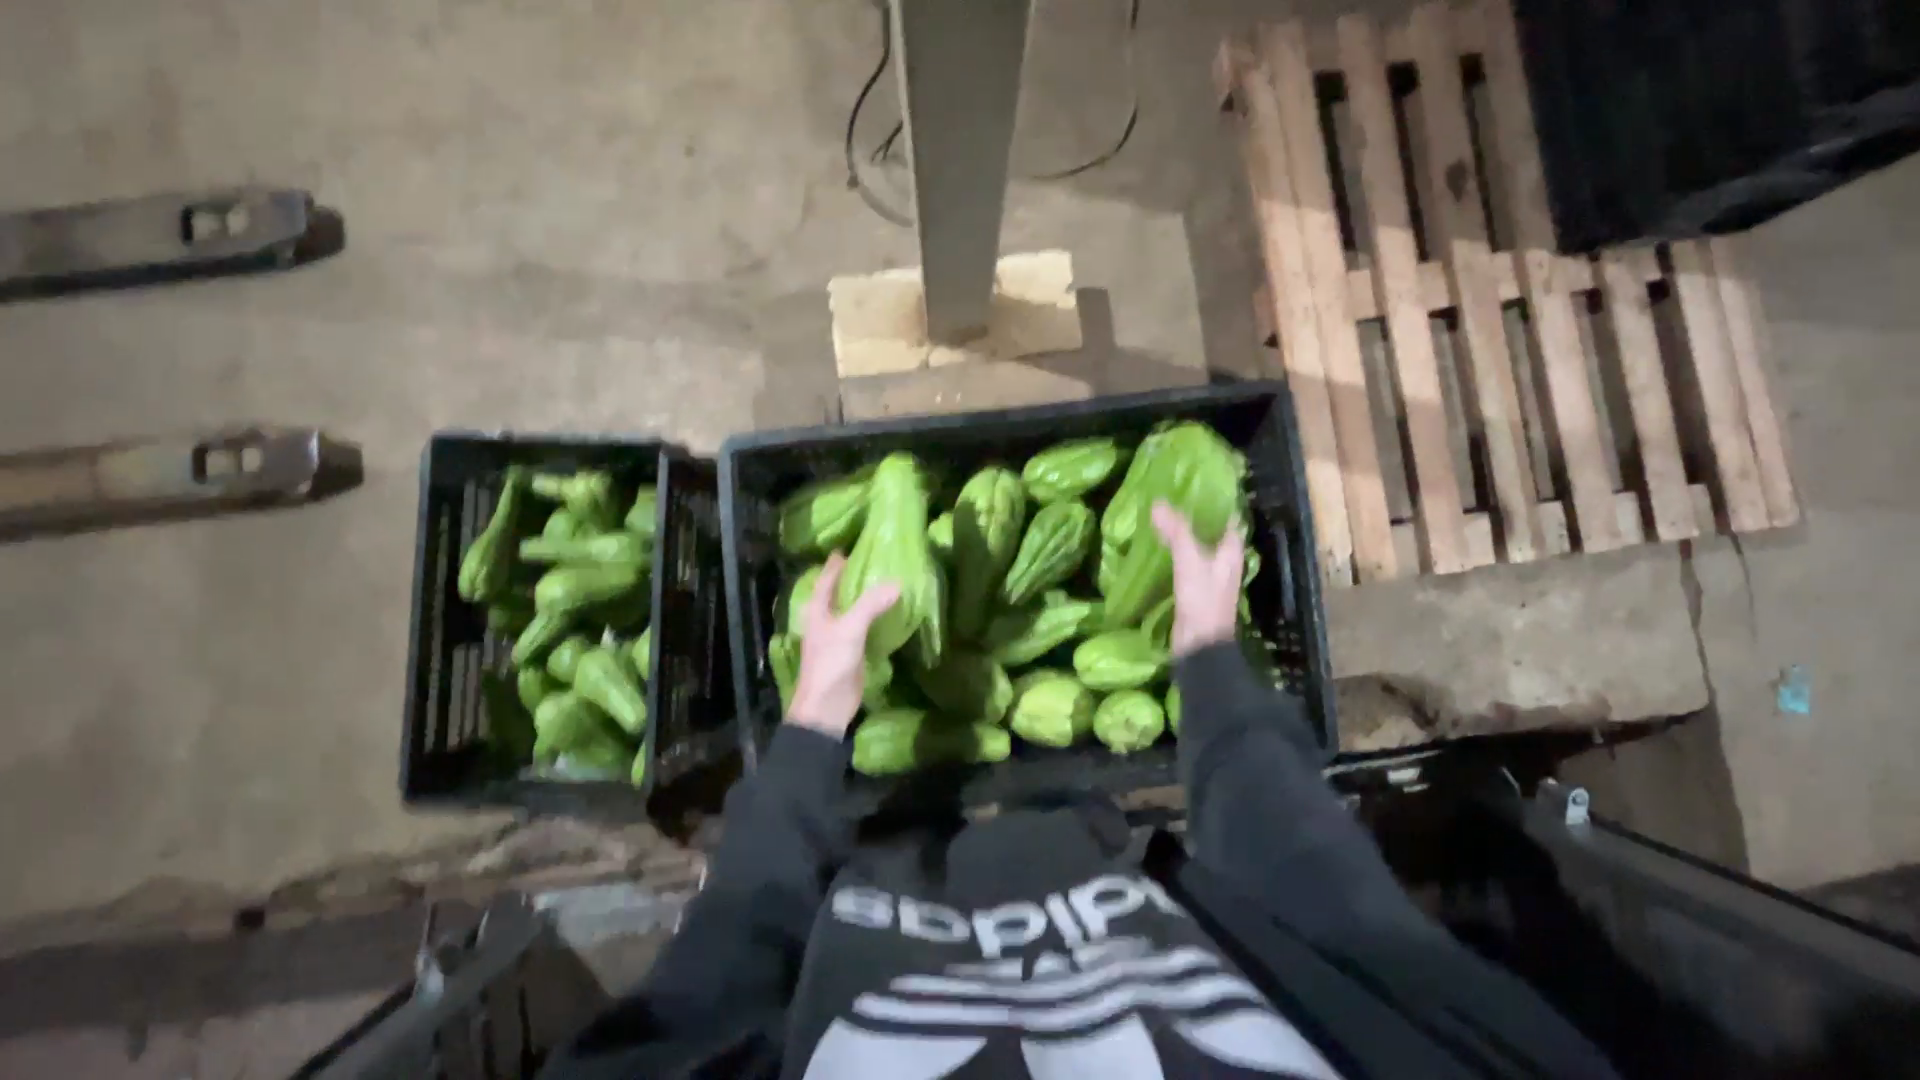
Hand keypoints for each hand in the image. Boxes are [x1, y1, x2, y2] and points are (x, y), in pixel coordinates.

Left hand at [787, 552, 899, 737]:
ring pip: (849, 611)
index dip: (835, 565)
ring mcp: (836, 638)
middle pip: (836, 594)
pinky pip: (861, 628)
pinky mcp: (849, 653)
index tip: (848, 548)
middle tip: (870, 562)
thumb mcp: (850, 630)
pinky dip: (872, 618)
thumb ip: (871, 605)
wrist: (825, 708)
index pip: (825, 581)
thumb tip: (896, 582)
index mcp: (817, 612)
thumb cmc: (831, 664)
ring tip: (882, 583)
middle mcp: (824, 622)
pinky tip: (887, 614)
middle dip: (850, 579)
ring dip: (862, 599)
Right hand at [1152, 501, 1243, 658]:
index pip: (1227, 518)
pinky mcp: (1195, 590)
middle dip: (1195, 517)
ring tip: (1162, 518)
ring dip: (1184, 535)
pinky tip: (1159, 548)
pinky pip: (1186, 563)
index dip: (1215, 502)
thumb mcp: (1189, 561)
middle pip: (1211, 532)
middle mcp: (1225, 562)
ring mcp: (1210, 577)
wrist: (1200, 645)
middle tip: (1172, 499)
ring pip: (1198, 547)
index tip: (1195, 487)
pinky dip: (1175, 552)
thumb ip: (1176, 531)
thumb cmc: (1202, 600)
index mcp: (1231, 552)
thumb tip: (1158, 503)